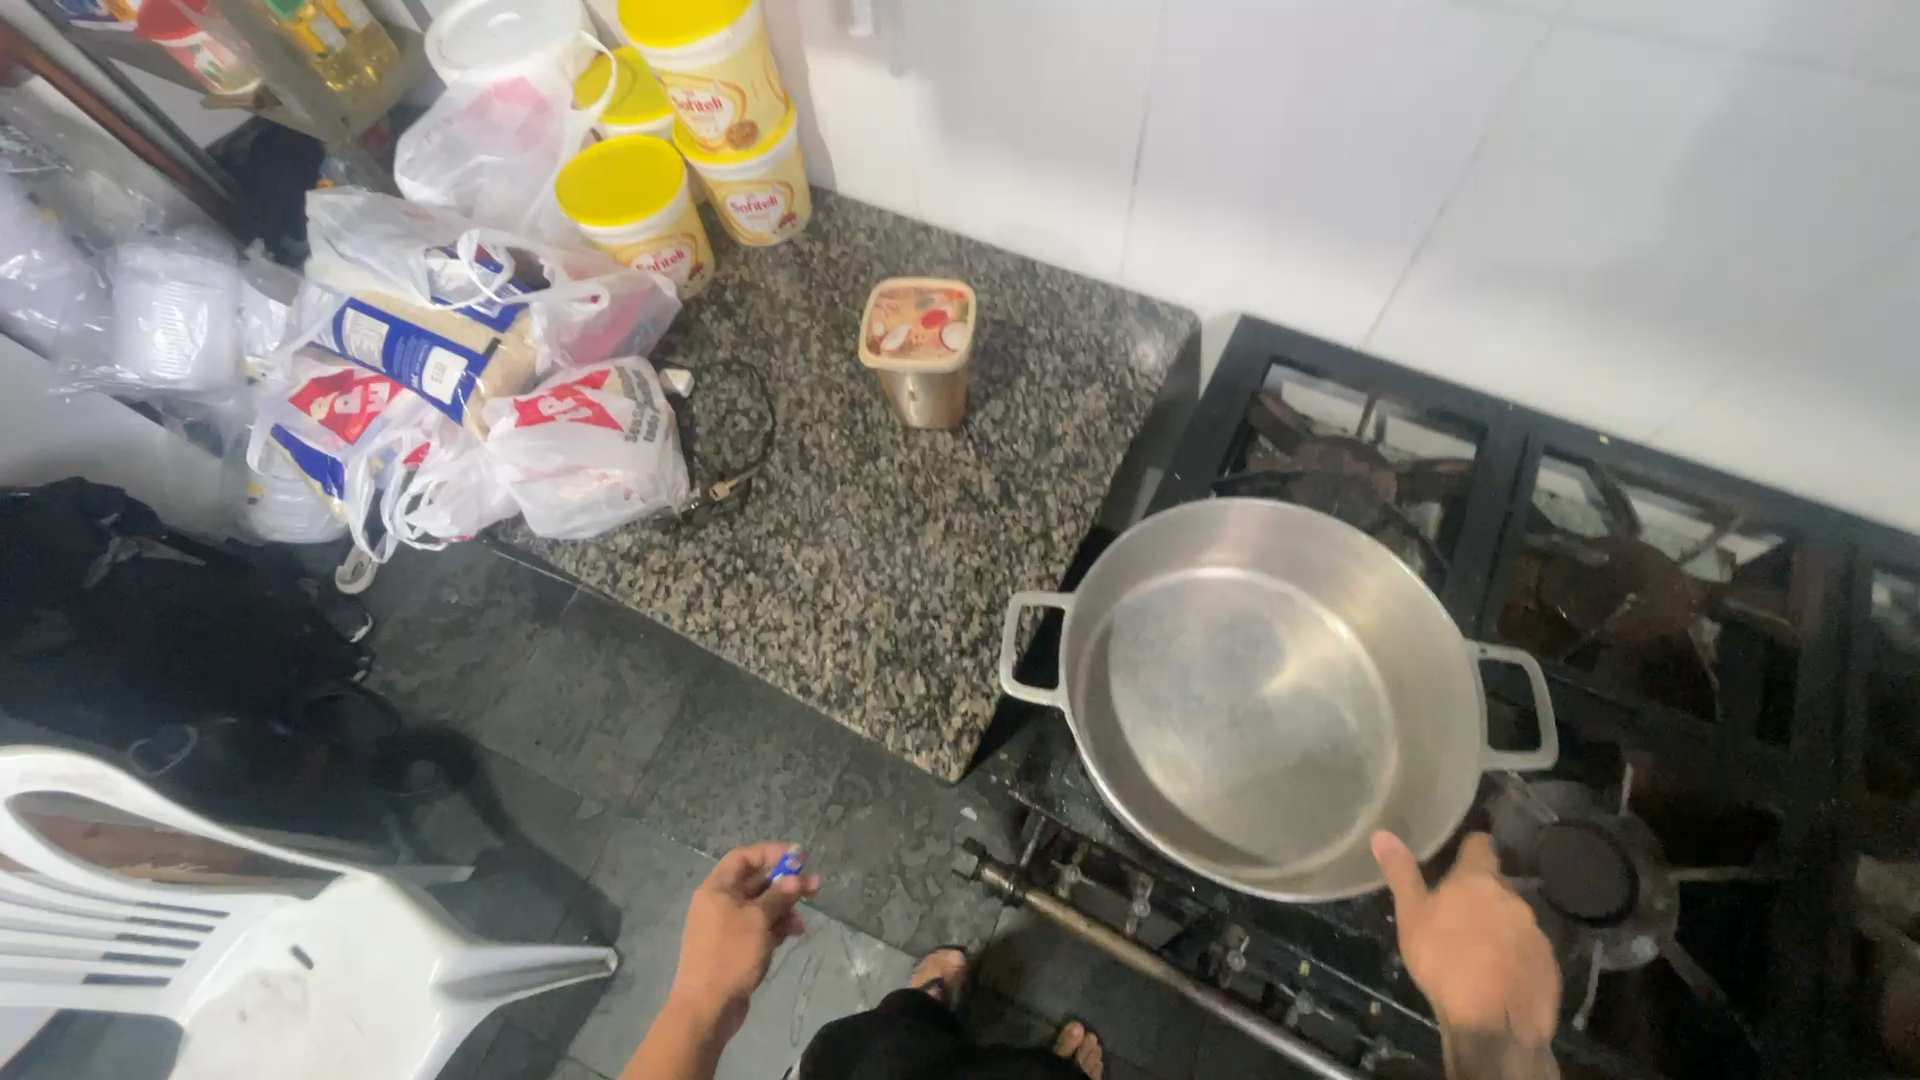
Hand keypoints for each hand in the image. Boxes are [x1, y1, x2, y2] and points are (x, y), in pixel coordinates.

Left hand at [667, 842, 819, 1040]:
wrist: (706, 1009)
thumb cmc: (730, 954)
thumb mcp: (759, 919)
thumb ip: (780, 894)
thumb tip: (797, 878)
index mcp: (717, 888)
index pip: (744, 857)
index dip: (771, 853)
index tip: (798, 858)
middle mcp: (720, 902)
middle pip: (756, 881)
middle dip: (785, 883)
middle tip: (814, 886)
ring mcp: (726, 926)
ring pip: (761, 906)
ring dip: (784, 908)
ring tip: (802, 922)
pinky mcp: (734, 947)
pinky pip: (758, 927)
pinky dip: (775, 927)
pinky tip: (792, 934)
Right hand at [1373, 831, 1560, 1079]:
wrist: (1493, 1023)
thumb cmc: (1443, 958)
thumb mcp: (1411, 914)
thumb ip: (1401, 873)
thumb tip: (1382, 834)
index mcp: (1478, 881)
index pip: (1481, 846)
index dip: (1471, 845)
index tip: (1461, 848)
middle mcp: (1513, 900)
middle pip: (1496, 885)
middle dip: (1479, 893)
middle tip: (1455, 907)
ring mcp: (1536, 935)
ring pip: (1513, 918)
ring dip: (1497, 924)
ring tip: (1474, 943)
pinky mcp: (1550, 967)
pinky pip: (1528, 949)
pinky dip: (1513, 953)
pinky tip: (1496, 971)